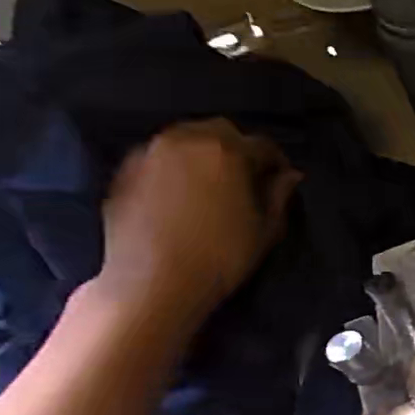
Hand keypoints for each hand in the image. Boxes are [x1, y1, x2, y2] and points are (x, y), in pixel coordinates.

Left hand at [91, 118, 300, 330]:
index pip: (263, 145)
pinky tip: (179, 193)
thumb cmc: (221, 257)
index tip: (281, 180)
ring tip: (211, 182)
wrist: (153, 283)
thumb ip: (279, 196)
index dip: (277, 162)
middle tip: (246, 176)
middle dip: (238, 148)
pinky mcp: (124, 171)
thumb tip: (290, 175)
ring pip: (185, 138)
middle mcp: (186, 140)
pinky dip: (174, 166)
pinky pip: (158, 157)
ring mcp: (150, 152)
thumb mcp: (265, 230)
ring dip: (203, 153)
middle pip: (220, 131)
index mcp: (227, 152)